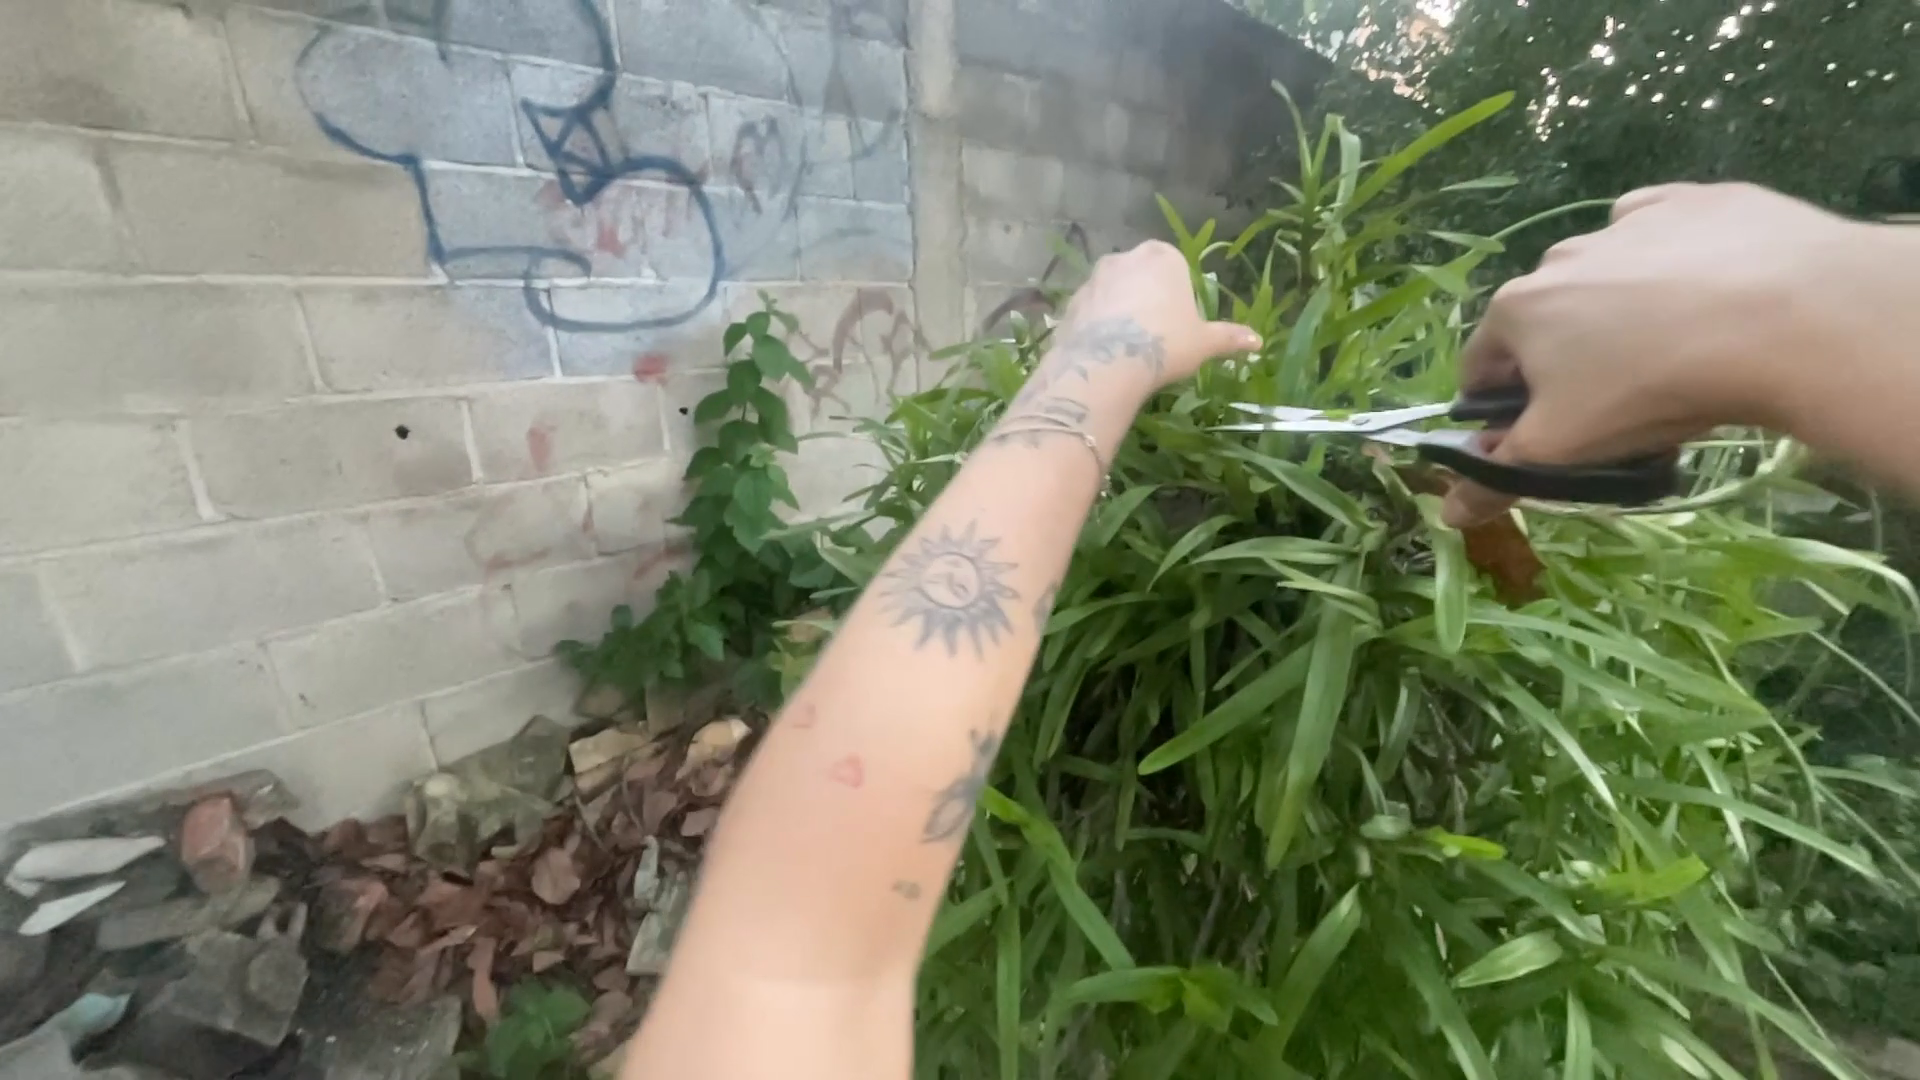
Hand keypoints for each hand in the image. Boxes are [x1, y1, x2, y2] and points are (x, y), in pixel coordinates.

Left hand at [1040, 241, 1261, 401]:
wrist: (1107, 365)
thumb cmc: (1165, 344)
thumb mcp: (1203, 343)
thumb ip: (1228, 338)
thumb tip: (1257, 342)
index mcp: (1162, 256)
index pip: (1174, 268)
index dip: (1177, 297)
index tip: (1177, 326)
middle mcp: (1124, 257)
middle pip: (1140, 278)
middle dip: (1145, 302)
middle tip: (1152, 339)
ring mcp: (1092, 279)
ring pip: (1112, 294)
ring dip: (1118, 314)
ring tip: (1127, 350)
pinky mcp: (1069, 304)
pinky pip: (1089, 314)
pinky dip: (1095, 328)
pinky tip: (1103, 355)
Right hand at [1441, 183, 1874, 526]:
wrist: (1803, 322)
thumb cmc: (1650, 389)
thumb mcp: (1559, 451)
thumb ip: (1495, 480)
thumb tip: (1448, 515)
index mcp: (1511, 312)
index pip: (1479, 366)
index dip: (1500, 404)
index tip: (1539, 425)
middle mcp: (1554, 258)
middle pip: (1538, 320)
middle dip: (1557, 355)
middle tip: (1609, 393)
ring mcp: (1626, 224)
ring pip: (1598, 274)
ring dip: (1609, 307)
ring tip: (1666, 343)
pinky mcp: (1699, 200)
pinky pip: (1659, 229)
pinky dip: (1663, 257)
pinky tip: (1696, 287)